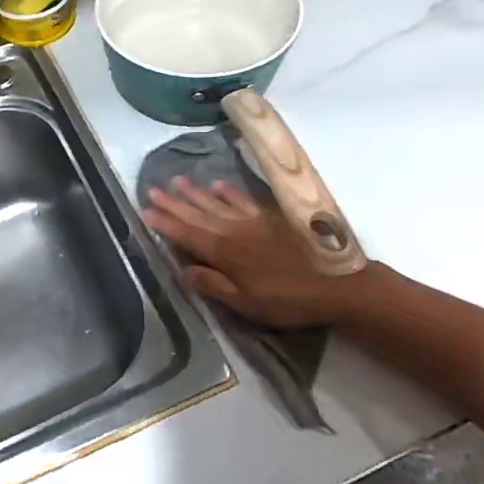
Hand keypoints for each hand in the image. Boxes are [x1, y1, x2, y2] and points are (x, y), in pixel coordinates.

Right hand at [141, 176, 371, 328]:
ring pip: (217, 202)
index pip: (187, 234)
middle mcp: (234, 231)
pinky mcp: (272, 217)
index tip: (145, 210)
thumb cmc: (288, 300)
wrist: (338, 283)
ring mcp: (254, 221)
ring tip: (176, 180)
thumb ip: (214, 285)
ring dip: (195, 192)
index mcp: (224, 253)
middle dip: (173, 202)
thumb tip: (182, 271)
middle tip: (151, 188)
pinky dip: (228, 192)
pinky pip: (243, 200)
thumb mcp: (246, 304)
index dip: (165, 223)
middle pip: (198, 213)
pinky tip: (217, 185)